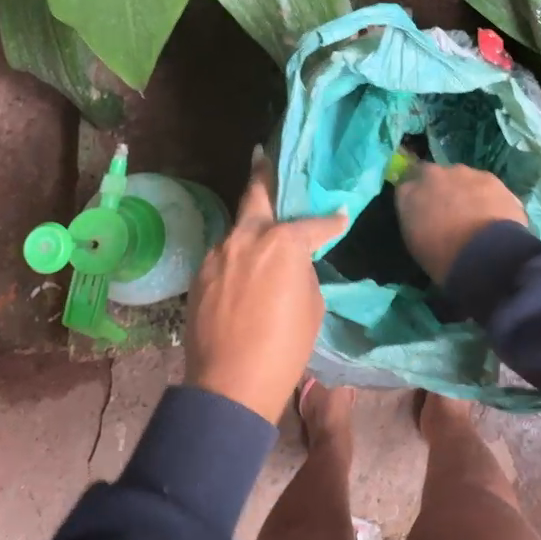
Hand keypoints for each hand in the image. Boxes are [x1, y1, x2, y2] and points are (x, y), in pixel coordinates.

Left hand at [184, 148, 346, 424]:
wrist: (230, 384)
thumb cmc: (285, 346)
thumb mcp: (311, 304)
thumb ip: (301, 270)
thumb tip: (292, 262)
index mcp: (281, 241)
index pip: (313, 224)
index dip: (330, 222)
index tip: (340, 216)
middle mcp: (245, 237)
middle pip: (254, 195)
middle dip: (261, 173)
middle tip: (261, 155)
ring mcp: (217, 254)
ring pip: (236, 230)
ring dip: (249, 229)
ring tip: (259, 231)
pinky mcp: (199, 275)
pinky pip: (224, 257)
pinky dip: (236, 259)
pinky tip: (243, 274)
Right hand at [393, 162, 527, 284]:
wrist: (483, 255)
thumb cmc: (443, 258)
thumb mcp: (416, 243)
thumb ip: (416, 220)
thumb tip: (425, 217)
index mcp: (408, 194)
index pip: (406, 187)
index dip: (416, 198)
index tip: (422, 210)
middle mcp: (431, 175)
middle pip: (431, 175)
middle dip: (438, 187)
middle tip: (448, 209)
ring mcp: (461, 173)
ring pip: (460, 177)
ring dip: (463, 190)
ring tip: (475, 214)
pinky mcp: (488, 177)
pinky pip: (483, 184)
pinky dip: (486, 196)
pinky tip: (494, 214)